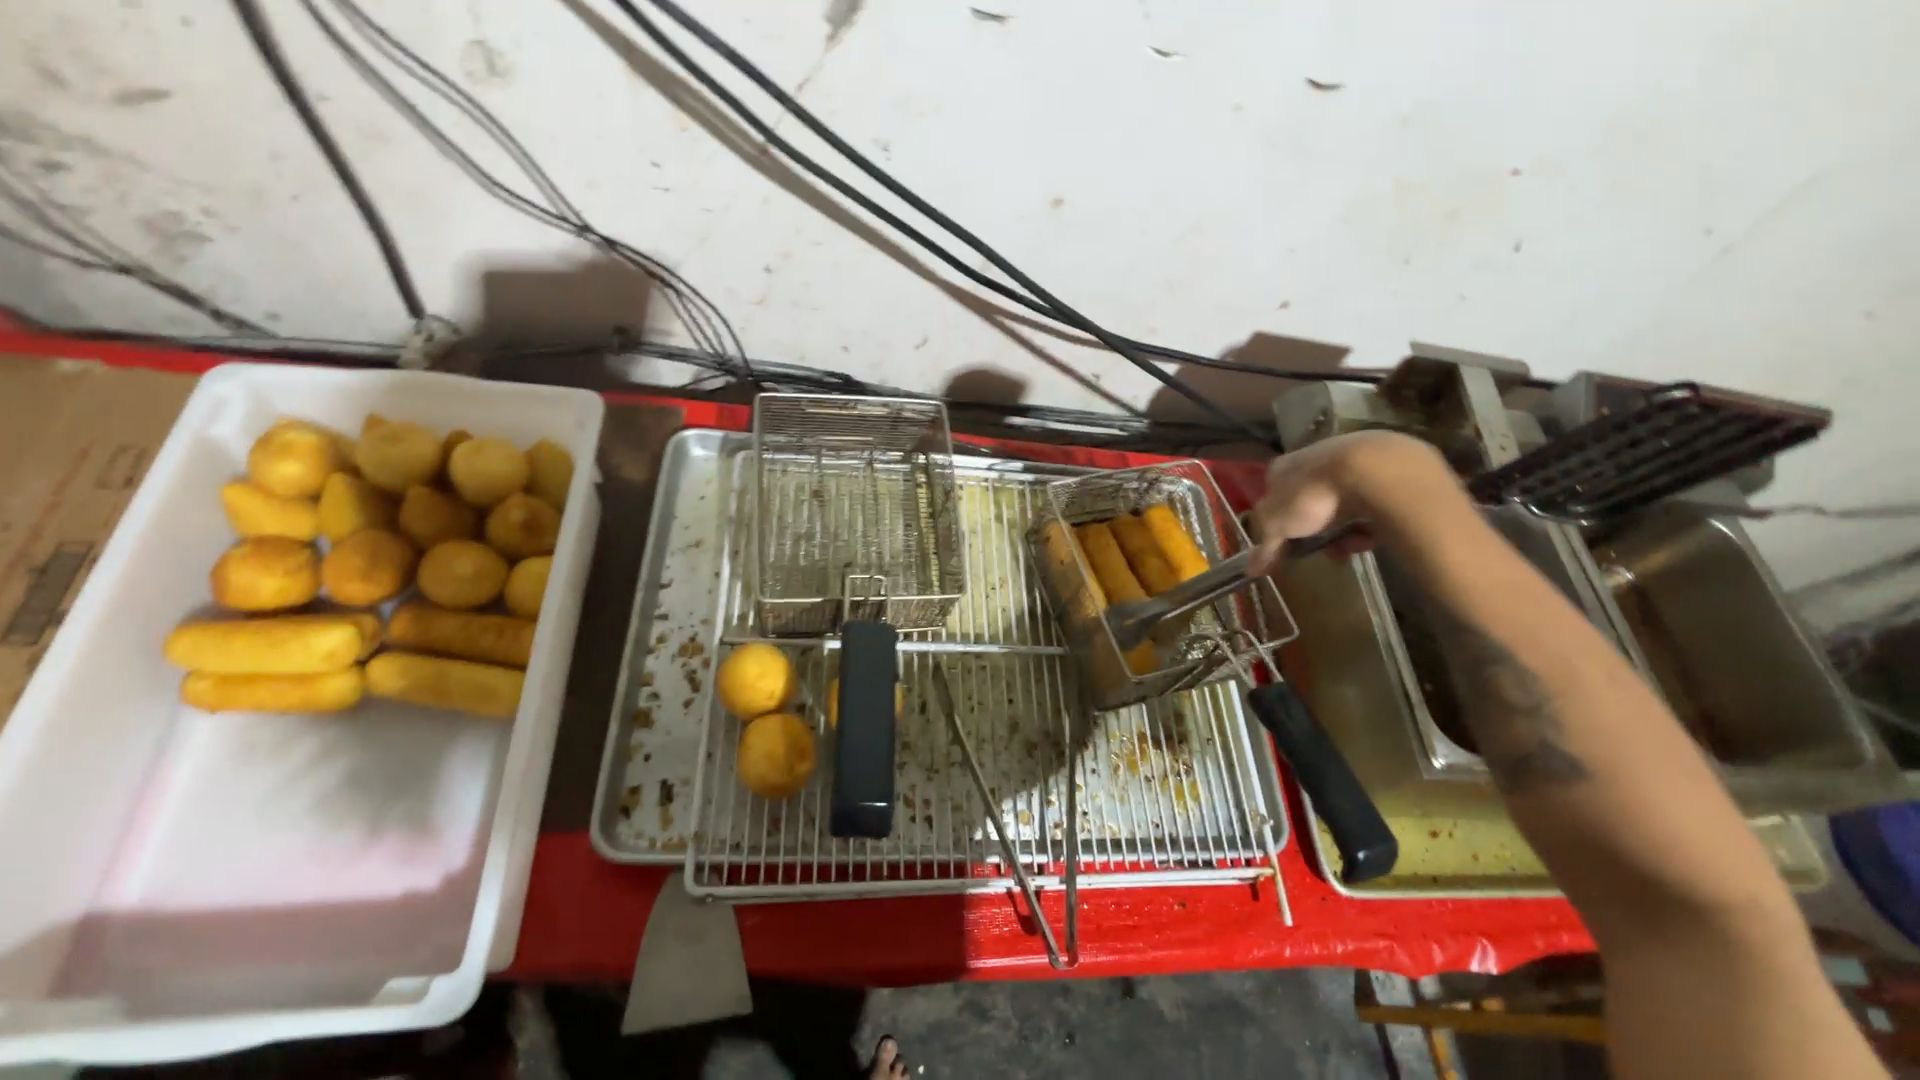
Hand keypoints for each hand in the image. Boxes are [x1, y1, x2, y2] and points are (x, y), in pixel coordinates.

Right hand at [1248, 431, 1447, 573]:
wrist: (1370, 471)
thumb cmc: (1313, 495)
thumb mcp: (1278, 525)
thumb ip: (1265, 547)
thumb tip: (1250, 569)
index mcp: (1282, 468)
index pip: (1273, 498)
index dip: (1280, 525)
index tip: (1288, 546)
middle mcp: (1312, 459)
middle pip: (1310, 505)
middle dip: (1317, 532)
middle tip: (1325, 550)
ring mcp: (1348, 461)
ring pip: (1341, 506)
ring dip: (1344, 532)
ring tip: (1353, 545)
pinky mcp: (1381, 468)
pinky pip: (1369, 502)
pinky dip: (1368, 521)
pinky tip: (1372, 533)